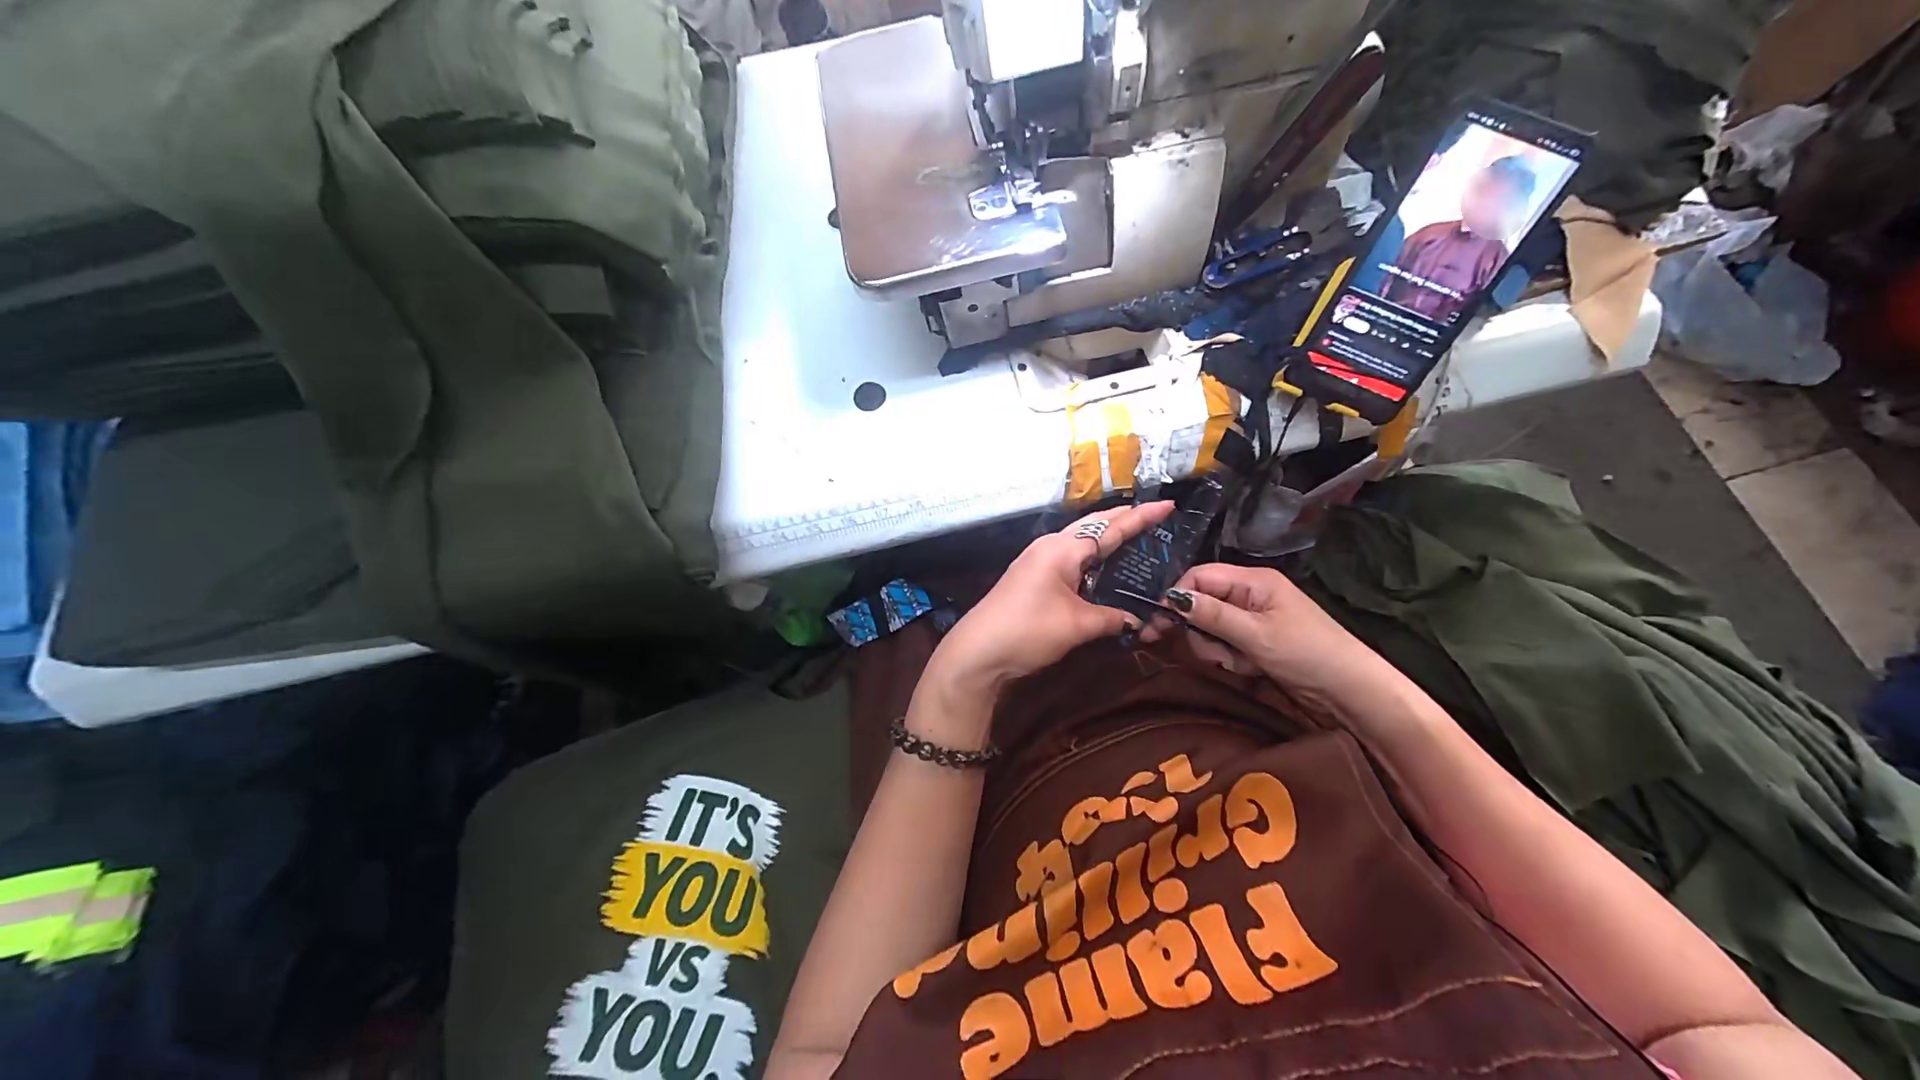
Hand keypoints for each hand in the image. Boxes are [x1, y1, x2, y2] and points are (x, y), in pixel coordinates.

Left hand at [924, 502, 1175, 701]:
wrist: (977, 653)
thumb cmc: (1027, 631)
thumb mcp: (1077, 626)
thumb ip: (1112, 618)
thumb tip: (1138, 620)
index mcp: (1062, 549)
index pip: (1111, 527)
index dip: (1142, 517)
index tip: (1170, 505)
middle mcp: (1051, 546)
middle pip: (1095, 527)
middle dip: (1125, 520)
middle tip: (1156, 519)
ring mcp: (1039, 561)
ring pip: (1082, 542)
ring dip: (1108, 539)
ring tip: (1139, 539)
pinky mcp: (1033, 577)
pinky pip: (1071, 558)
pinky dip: (1094, 559)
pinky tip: (1106, 569)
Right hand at [1138, 563, 1409, 720]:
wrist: (1353, 693)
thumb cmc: (1308, 655)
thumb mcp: (1256, 635)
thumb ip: (1212, 615)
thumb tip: (1171, 597)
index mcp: (1253, 580)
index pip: (1199, 577)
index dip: (1176, 597)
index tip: (1157, 625)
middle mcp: (1250, 594)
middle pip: (1201, 603)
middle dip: (1200, 631)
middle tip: (1214, 655)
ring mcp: (1253, 619)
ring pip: (1210, 628)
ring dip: (1216, 650)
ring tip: (1241, 665)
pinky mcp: (1256, 642)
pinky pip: (1226, 645)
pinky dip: (1230, 659)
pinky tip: (1249, 670)